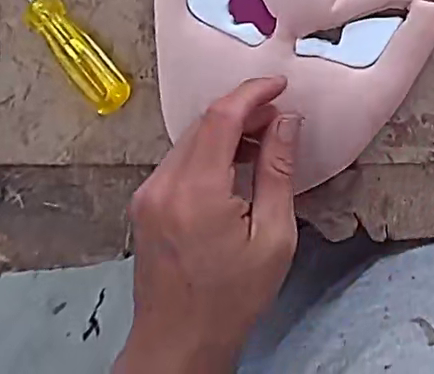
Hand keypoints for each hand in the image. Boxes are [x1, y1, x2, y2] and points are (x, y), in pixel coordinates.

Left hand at [115, 77, 301, 373]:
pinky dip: (214, 147)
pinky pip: (183, 157)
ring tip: (265, 141)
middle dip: (246, 108)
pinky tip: (238, 162)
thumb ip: (278, 168)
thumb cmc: (231, 298)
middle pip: (206, 121)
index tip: (281, 85)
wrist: (177, 348)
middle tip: (281, 117)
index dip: (254, 92)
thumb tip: (286, 120)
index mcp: (195, 193)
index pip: (222, 116)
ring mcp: (149, 197)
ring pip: (193, 136)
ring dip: (231, 127)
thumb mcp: (274, 233)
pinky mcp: (147, 205)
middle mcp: (163, 188)